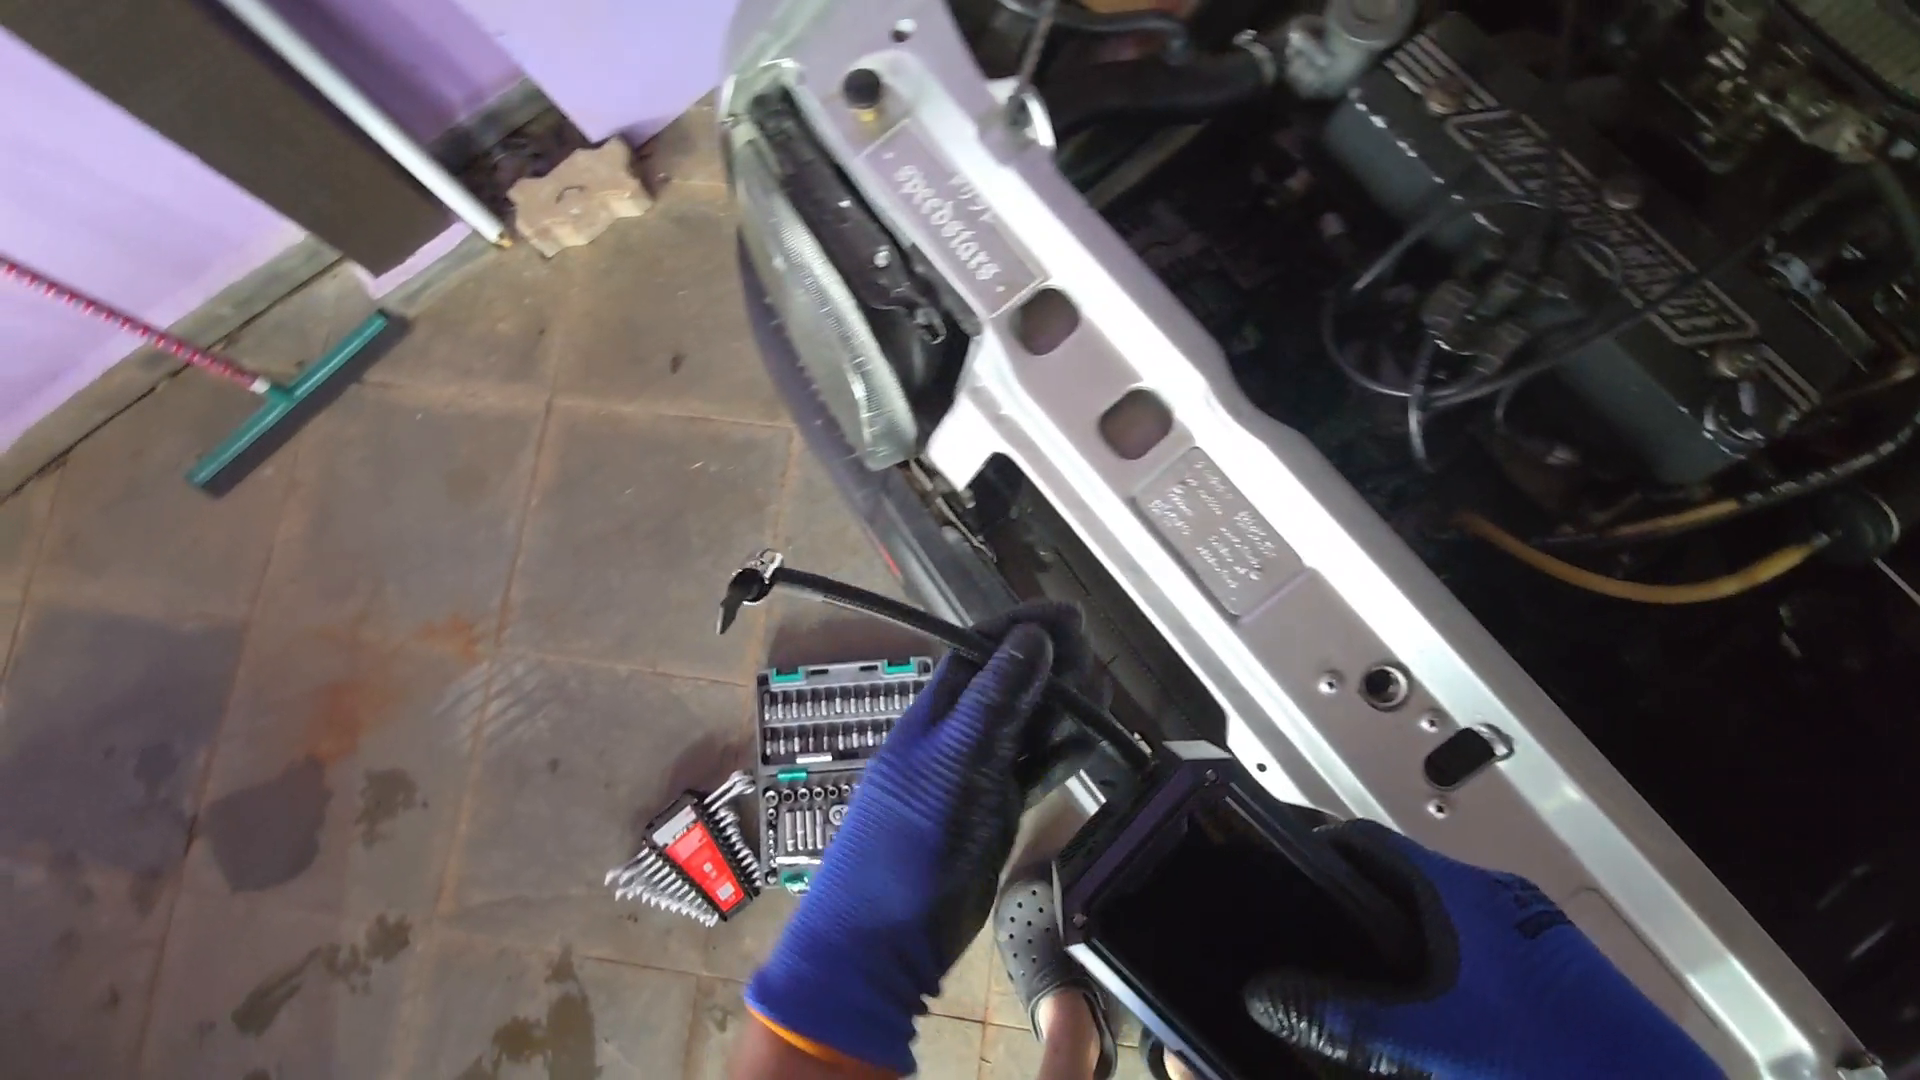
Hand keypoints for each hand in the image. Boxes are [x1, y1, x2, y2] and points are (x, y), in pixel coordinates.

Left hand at [747, 603, 1093, 1073]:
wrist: (884, 938)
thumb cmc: (908, 843)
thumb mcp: (955, 764)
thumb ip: (995, 702)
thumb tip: (1032, 638)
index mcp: (936, 714)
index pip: (978, 651)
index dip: (1019, 627)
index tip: (1064, 613)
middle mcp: (958, 735)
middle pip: (1008, 683)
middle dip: (1046, 661)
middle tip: (1088, 649)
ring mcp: (978, 773)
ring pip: (1026, 724)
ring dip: (1060, 705)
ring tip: (1097, 692)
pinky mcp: (995, 810)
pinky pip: (1035, 769)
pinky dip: (1061, 753)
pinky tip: (1090, 742)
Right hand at [1244, 821, 1722, 1078]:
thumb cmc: (1549, 1059)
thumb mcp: (1433, 1043)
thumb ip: (1345, 1019)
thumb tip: (1265, 1000)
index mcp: (1458, 890)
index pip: (1367, 838)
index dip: (1317, 847)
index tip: (1283, 874)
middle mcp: (1492, 893)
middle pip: (1398, 871)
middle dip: (1349, 895)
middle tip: (1309, 931)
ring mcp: (1526, 926)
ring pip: (1435, 907)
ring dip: (1393, 927)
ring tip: (1357, 971)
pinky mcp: (1550, 963)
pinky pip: (1468, 937)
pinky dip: (1432, 954)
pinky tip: (1424, 1002)